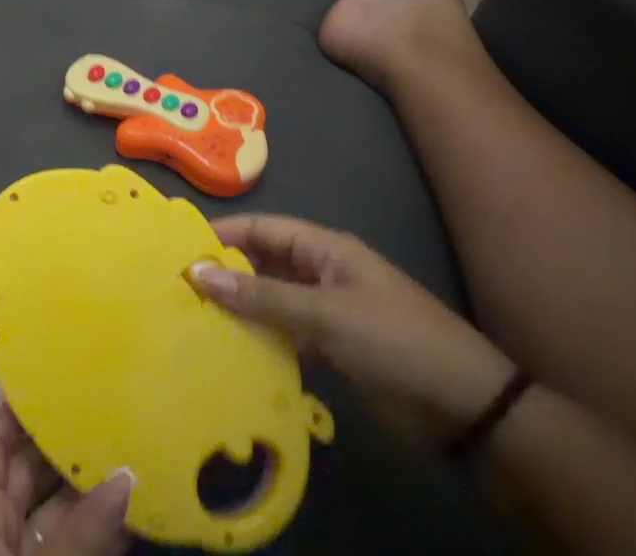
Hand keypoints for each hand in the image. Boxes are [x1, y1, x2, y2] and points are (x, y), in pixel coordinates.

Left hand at [0, 406, 131, 555]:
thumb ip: (80, 531)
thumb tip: (127, 477)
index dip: (11, 414)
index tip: (44, 380)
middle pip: (29, 477)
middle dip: (65, 447)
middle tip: (104, 411)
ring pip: (59, 514)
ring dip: (93, 491)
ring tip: (130, 453)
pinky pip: (78, 546)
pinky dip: (103, 530)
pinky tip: (137, 510)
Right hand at [192, 214, 516, 441]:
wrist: (463, 407)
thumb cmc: (394, 342)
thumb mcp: (325, 314)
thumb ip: (260, 296)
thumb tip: (197, 272)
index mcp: (326, 250)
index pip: (263, 229)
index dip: (223, 234)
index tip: (176, 249)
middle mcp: (321, 274)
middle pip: (262, 264)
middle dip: (223, 273)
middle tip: (173, 289)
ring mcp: (325, 313)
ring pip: (269, 302)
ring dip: (236, 310)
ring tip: (188, 320)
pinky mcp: (328, 349)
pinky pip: (281, 336)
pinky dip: (256, 341)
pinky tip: (223, 353)